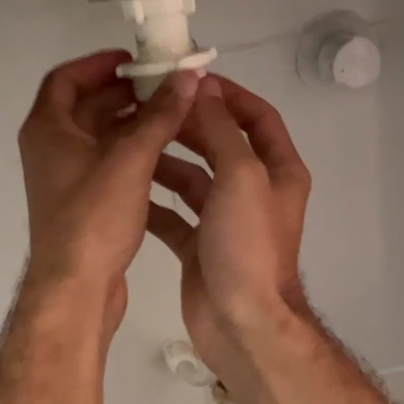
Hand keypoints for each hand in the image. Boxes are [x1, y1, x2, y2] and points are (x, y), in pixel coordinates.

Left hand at [18, 50, 196, 332]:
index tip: (135, 62)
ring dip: (132, 124)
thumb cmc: (94, 218)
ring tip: (172, 117)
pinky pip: (106, 165)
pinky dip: (131, 154)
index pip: (65, 79)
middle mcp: (50, 150)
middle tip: (165, 87)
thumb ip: (159, 115)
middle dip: (124, 95)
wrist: (76, 288)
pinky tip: (164, 156)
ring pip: (99, 138)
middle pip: (84, 107)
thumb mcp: (130, 160)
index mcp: (47, 130)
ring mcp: (65, 179)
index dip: (98, 65)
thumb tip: (186, 77)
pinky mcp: (82, 205)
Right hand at [146, 74, 311, 377]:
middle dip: (188, 125)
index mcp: (277, 170)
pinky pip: (174, 216)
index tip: (187, 80)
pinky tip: (126, 189)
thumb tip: (203, 89)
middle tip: (146, 108)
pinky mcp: (200, 247)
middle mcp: (254, 192)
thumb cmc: (247, 246)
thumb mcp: (241, 175)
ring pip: (193, 179)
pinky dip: (154, 203)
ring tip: (128, 143)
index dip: (227, 94)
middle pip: (220, 145)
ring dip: (165, 162)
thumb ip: (221, 130)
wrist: (242, 323)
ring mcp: (226, 221)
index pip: (257, 117)